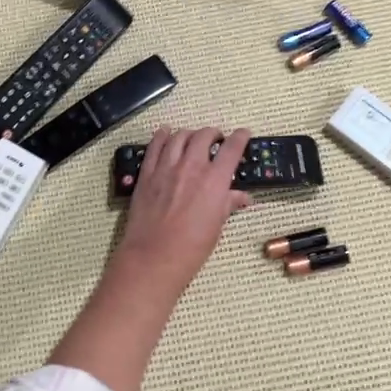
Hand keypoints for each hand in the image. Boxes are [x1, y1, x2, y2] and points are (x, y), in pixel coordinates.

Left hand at [112, 127, 252, 297]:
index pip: (232, 148)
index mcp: (214, 180)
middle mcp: (191, 166)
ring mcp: (167, 167)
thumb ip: (228, 204)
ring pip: (179, 136)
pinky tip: (165, 133)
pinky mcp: (147, 172)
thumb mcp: (217, 225)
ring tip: (193, 139)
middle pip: (204, 136)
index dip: (240, 137)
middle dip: (214, 134)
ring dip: (190, 134)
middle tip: (216, 140)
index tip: (243, 134)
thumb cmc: (192, 247)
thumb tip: (242, 197)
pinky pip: (155, 145)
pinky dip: (162, 135)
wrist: (154, 257)